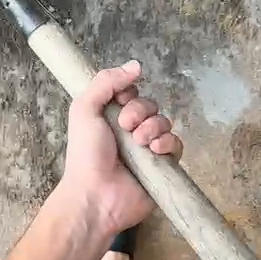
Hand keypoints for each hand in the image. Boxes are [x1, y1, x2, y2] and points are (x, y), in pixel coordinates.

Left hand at [57, 60, 182, 235]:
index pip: (131, 91)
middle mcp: (130, 129)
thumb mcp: (85, 109)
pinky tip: (154, 150)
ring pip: (164, 122)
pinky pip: (176, 144)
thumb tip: (136, 65)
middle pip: (149, 104)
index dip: (128, 93)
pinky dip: (168, 143)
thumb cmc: (85, 153)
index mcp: (110, 115)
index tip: (118, 102)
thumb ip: (105, 82)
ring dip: (153, 127)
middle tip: (125, 126)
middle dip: (139, 111)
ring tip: (139, 142)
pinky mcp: (162, 166)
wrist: (96, 194)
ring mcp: (147, 147)